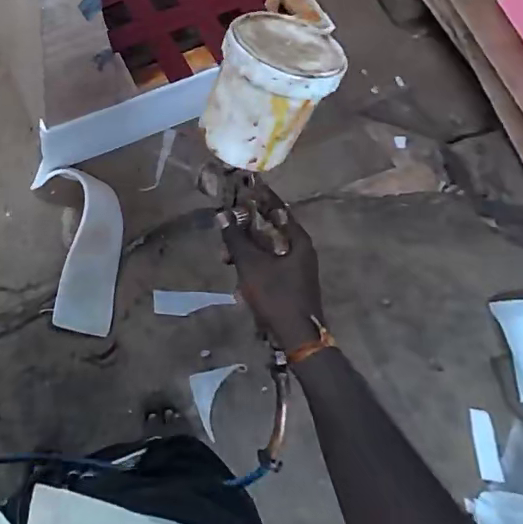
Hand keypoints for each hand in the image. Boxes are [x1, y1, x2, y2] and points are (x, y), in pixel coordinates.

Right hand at [221, 210, 325, 350]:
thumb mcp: (250, 264)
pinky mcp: (289, 283)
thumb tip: (222, 214)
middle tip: (225, 228)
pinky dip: (252, 266)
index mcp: (298, 241)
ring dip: (244, 251)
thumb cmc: (276, 295)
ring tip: (225, 260)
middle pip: (269, 229)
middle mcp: (300, 250)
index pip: (278, 208)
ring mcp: (296, 268)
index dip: (260, 196)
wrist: (297, 338)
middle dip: (244, 229)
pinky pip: (267, 265)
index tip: (243, 185)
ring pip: (265, 249)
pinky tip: (238, 280)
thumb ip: (235, 238)